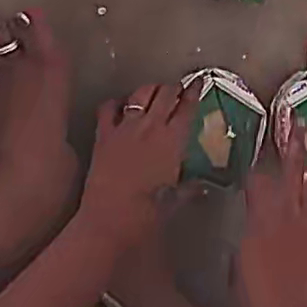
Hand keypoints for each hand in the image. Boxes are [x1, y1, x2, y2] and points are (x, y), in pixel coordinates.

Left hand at [81, 84, 193, 245]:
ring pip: (141, 93)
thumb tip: (203, 188)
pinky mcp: (103, 135)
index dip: (195, 91)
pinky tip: (121, 105)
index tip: (198, 82)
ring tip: (154, 92)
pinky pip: (109, 107)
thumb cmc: (146, 217)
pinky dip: (117, 102)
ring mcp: (126, 128)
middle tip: (178, 90)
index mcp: (173, 140)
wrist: (108, 224)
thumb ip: (189, 190)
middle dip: (174, 87)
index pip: (188, 106)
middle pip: (166, 92)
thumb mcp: (174, 203)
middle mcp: (151, 126)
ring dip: (151, 89)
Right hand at [236, 125, 306, 306]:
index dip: (256, 163)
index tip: (257, 147)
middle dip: (295, 143)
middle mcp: (290, 211)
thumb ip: (249, 226)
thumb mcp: (238, 254)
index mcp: (262, 213)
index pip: (258, 177)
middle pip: (292, 170)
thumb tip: (254, 217)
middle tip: (300, 120)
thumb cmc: (252, 292)